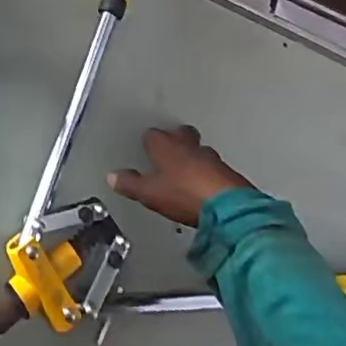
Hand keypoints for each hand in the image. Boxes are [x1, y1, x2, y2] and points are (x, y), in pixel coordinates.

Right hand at [107, 126, 254, 226]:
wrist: (230, 210)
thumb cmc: (186, 194)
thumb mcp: (148, 192)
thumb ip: (129, 183)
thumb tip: (113, 178)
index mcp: (163, 144)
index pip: (151, 135)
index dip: (149, 143)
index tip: (147, 149)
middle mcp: (187, 145)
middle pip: (180, 135)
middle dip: (176, 140)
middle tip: (171, 150)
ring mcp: (212, 159)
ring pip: (200, 150)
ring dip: (196, 157)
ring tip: (190, 171)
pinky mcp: (232, 175)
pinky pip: (218, 169)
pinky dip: (212, 174)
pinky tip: (209, 186)